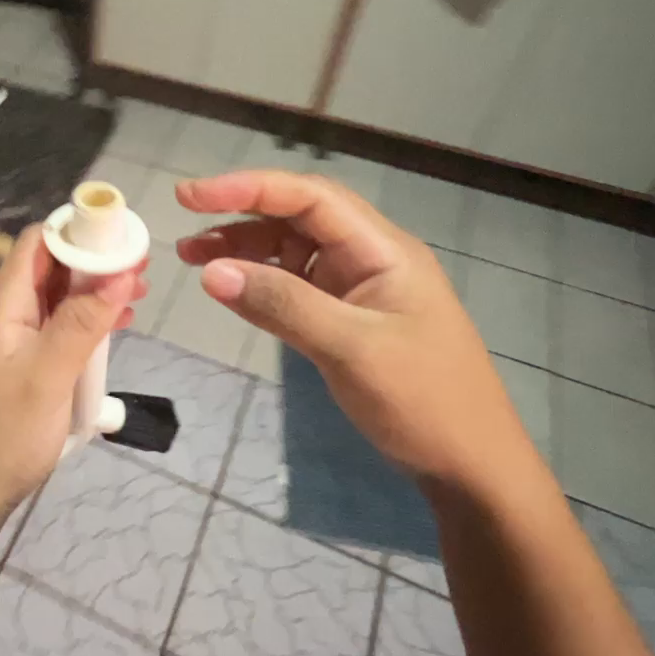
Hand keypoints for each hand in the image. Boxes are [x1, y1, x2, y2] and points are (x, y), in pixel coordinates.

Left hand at [0, 225, 145, 527]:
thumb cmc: (6, 435)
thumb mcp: (48, 376)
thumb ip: (82, 323)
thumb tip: (120, 271)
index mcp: (3, 307)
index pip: (36, 245)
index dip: (76, 231)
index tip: (121, 235)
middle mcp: (7, 316)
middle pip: (49, 268)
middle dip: (93, 260)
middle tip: (140, 268)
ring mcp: (16, 342)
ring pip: (58, 299)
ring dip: (95, 292)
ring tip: (139, 293)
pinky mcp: (27, 366)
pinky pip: (60, 329)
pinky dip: (88, 322)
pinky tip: (118, 327)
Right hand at [174, 170, 531, 489]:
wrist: (470, 466)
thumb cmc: (423, 402)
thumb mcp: (351, 349)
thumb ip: (281, 305)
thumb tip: (211, 272)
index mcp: (382, 250)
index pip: (310, 197)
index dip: (249, 188)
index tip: (193, 196)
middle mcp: (367, 258)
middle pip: (296, 216)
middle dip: (239, 213)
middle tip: (184, 219)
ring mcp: (355, 289)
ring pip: (289, 250)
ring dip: (242, 247)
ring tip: (189, 256)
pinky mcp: (344, 319)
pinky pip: (292, 286)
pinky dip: (256, 282)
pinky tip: (225, 286)